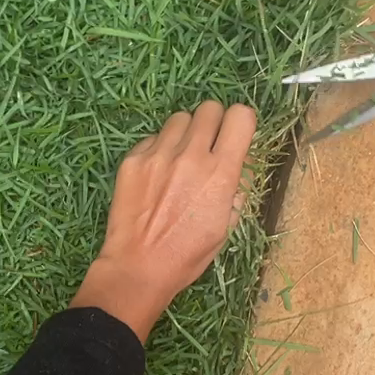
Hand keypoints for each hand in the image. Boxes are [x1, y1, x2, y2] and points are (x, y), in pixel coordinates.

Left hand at [70, 102, 256, 342]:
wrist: (139, 267)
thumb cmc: (188, 253)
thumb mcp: (227, 225)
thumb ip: (237, 185)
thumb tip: (238, 158)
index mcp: (221, 174)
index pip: (241, 116)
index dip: (241, 124)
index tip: (235, 137)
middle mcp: (191, 156)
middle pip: (210, 108)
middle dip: (214, 124)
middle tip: (208, 146)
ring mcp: (159, 155)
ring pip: (180, 118)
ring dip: (186, 133)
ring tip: (181, 159)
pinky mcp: (133, 159)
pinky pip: (154, 137)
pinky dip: (160, 149)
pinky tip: (158, 174)